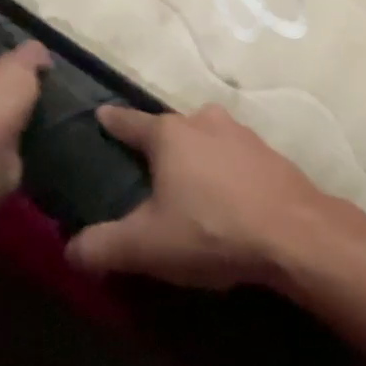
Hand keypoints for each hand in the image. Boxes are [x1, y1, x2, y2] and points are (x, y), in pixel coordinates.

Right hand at [65, 104, 333, 289]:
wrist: (295, 234)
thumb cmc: (211, 229)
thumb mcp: (146, 246)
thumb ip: (102, 246)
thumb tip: (70, 250)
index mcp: (170, 134)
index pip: (130, 122)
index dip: (112, 121)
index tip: (101, 114)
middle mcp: (205, 122)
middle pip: (173, 128)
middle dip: (159, 143)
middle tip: (146, 166)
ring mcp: (243, 135)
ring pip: (208, 138)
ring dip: (197, 156)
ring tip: (188, 183)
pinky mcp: (271, 156)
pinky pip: (236, 158)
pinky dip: (225, 171)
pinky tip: (226, 197)